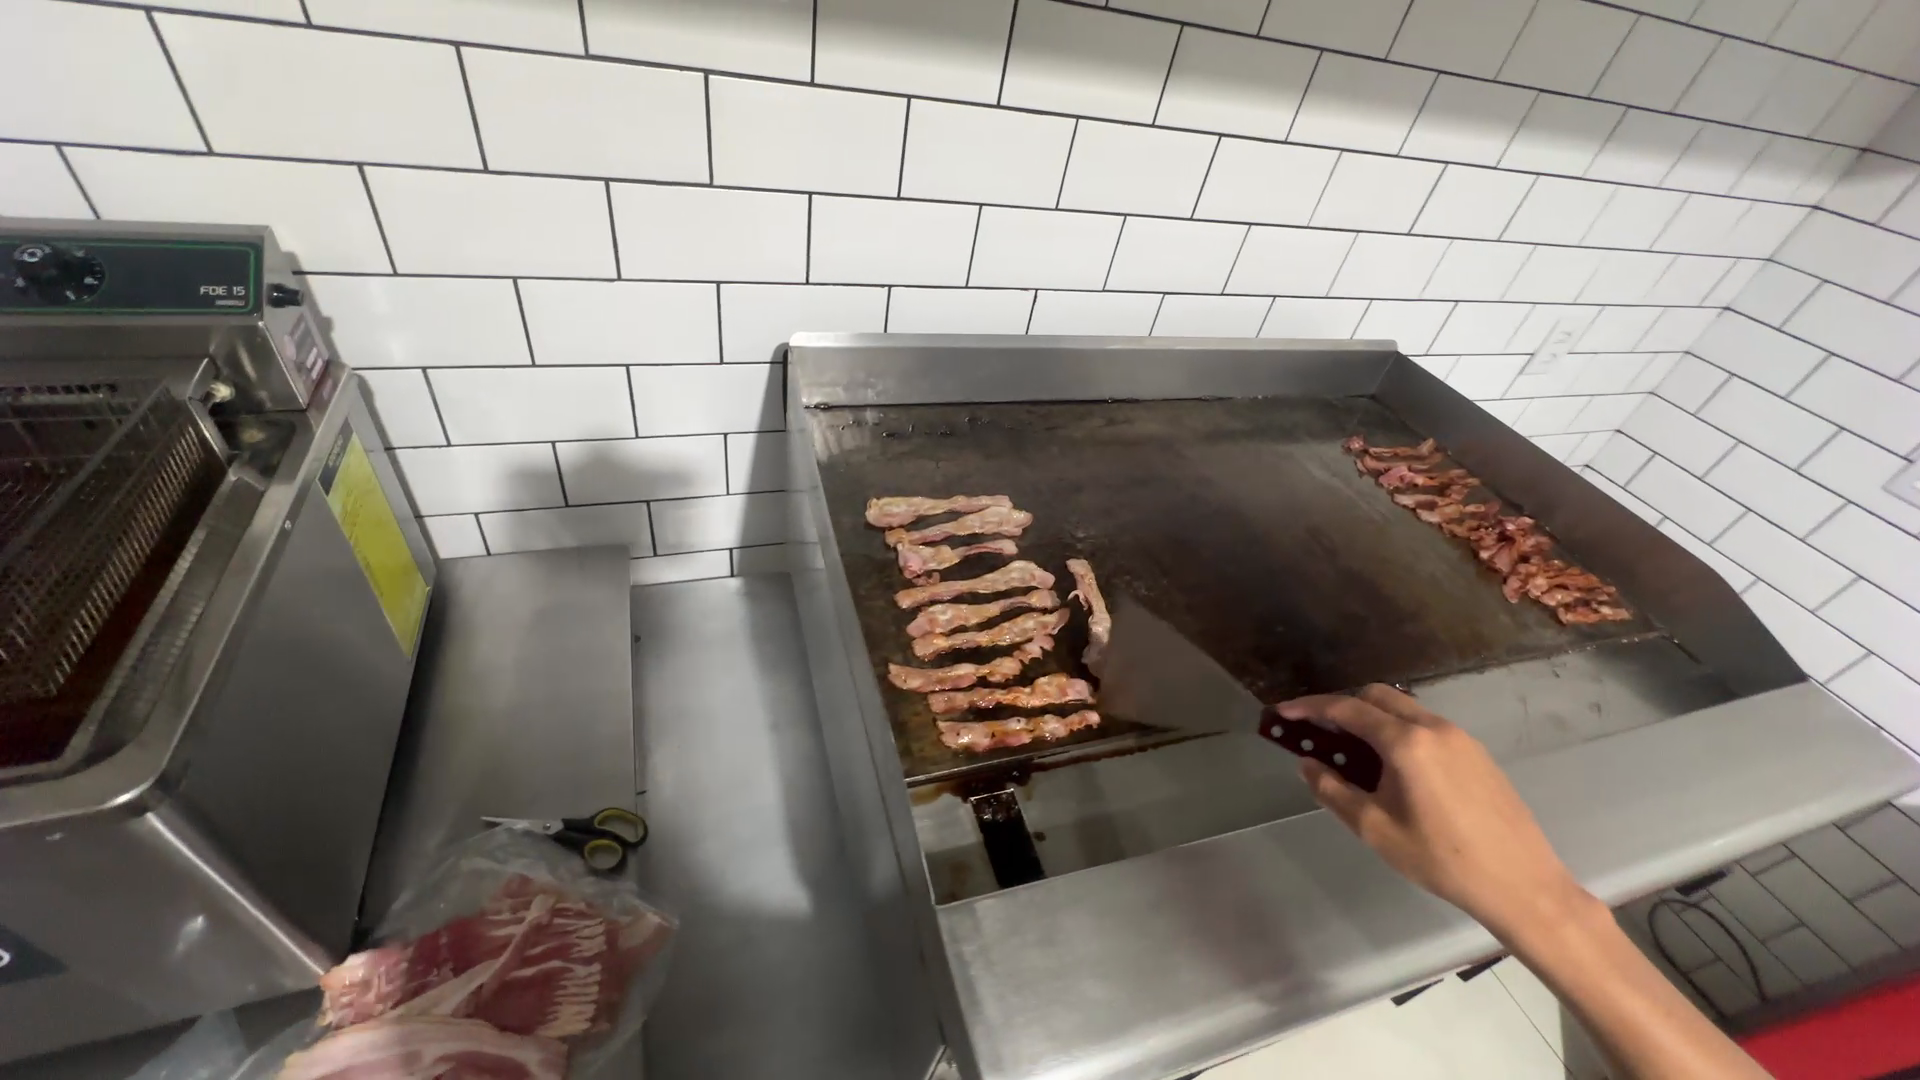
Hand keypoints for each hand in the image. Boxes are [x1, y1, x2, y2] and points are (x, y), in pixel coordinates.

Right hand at [1278, 684, 1596, 945]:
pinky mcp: (1477, 753)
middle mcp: (1434, 728)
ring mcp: (1460, 738)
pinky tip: (1392, 767)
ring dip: (1372, 718)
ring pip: (1404, 709)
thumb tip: (1307, 763)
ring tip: (1353, 751)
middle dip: (1342, 706)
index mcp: (1406, 742)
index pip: (1347, 708)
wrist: (1522, 885)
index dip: (1310, 707)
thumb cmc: (1441, 859)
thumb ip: (1332, 790)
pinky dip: (1398, 731)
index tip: (1283, 713)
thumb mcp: (1374, 829)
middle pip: (1376, 696)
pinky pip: (1426, 726)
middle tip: (1319, 731)